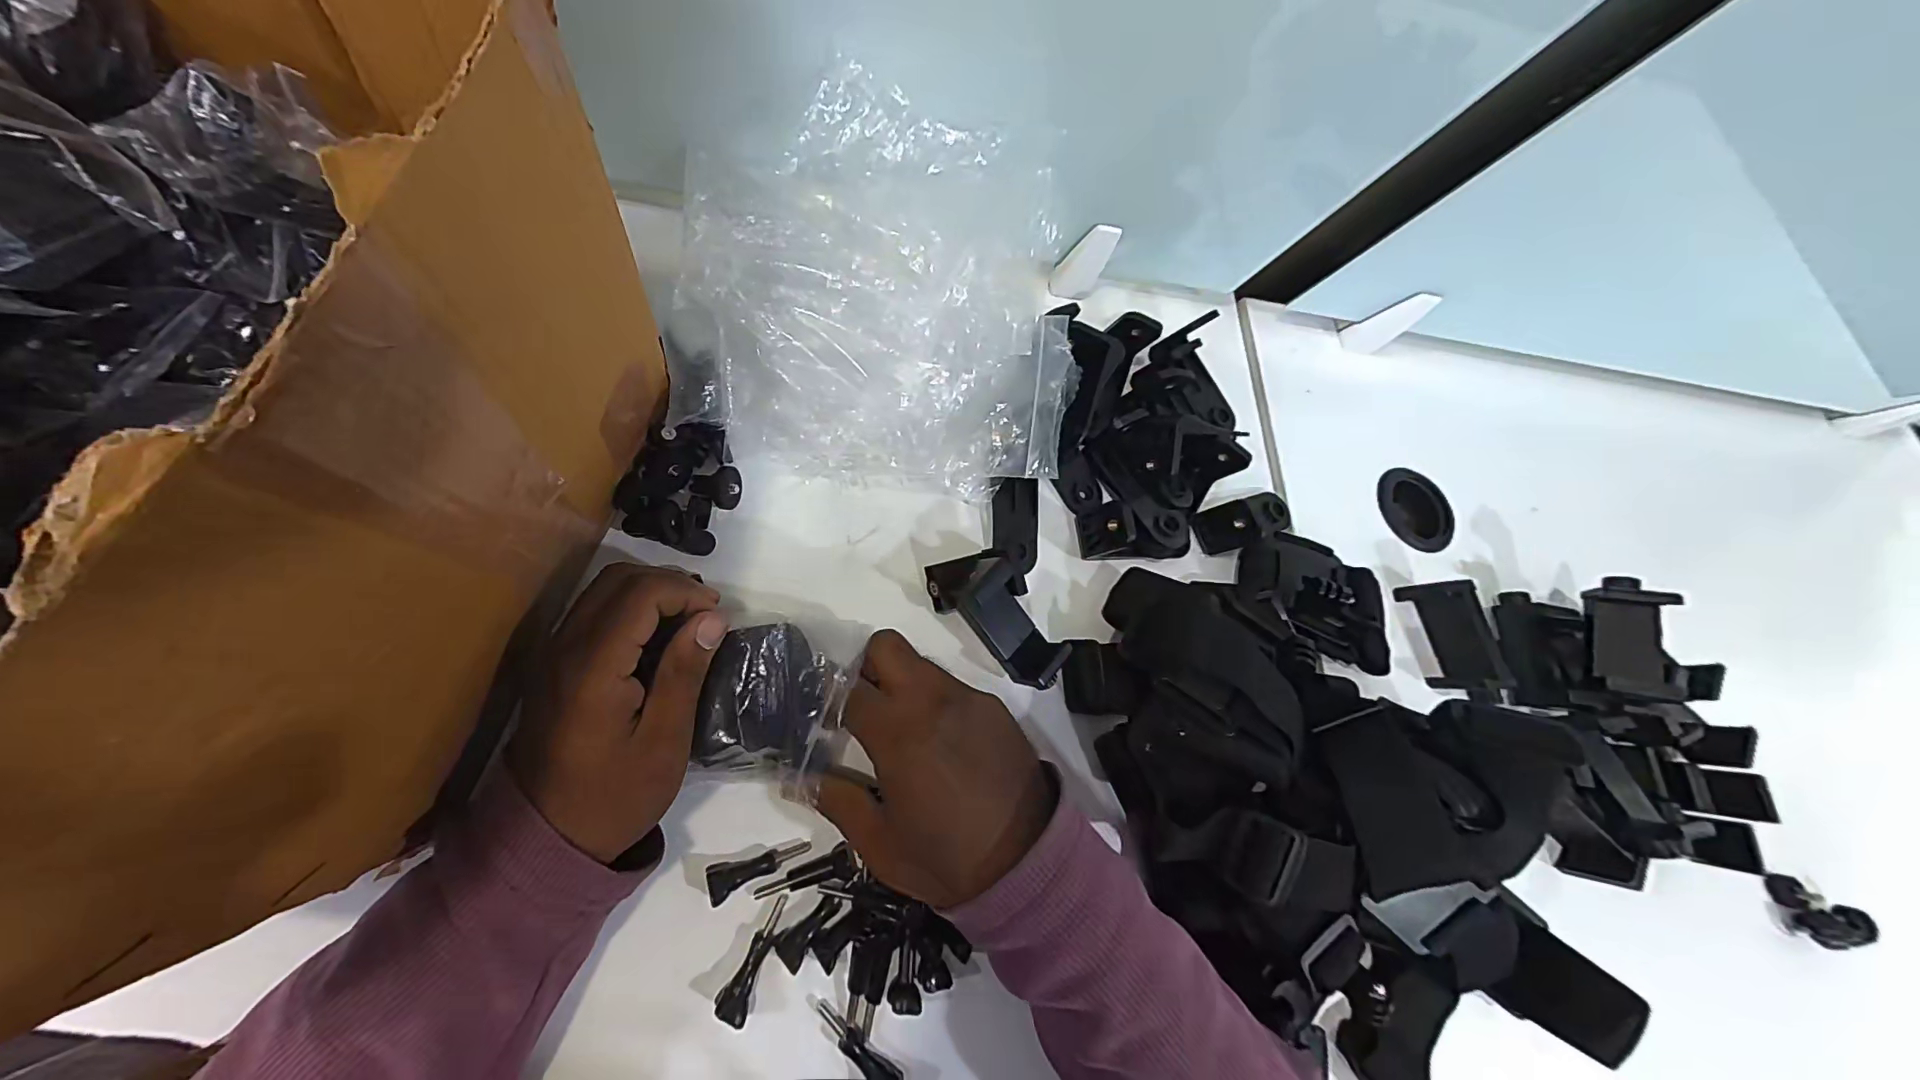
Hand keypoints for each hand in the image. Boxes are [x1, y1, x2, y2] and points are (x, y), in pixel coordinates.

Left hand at [511, 563, 728, 862]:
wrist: (546, 837)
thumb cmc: (615, 795)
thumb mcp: (664, 741)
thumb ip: (684, 672)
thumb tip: (712, 618)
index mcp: (593, 667)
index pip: (639, 594)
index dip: (684, 592)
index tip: (718, 616)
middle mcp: (564, 648)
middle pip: (618, 580)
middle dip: (669, 584)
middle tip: (706, 613)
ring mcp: (552, 654)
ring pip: (602, 589)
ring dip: (650, 591)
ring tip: (688, 619)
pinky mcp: (553, 663)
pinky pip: (593, 611)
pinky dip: (631, 606)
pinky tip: (657, 634)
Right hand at [817, 630, 1055, 907]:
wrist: (1030, 865)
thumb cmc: (946, 859)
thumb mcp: (880, 844)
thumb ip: (837, 800)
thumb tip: (799, 776)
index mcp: (899, 732)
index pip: (848, 689)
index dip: (827, 700)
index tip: (824, 720)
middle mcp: (934, 701)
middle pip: (886, 646)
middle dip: (864, 668)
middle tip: (862, 710)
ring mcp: (969, 699)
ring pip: (921, 664)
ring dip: (902, 684)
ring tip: (904, 732)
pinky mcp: (995, 708)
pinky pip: (953, 687)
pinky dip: (936, 702)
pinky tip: (942, 744)